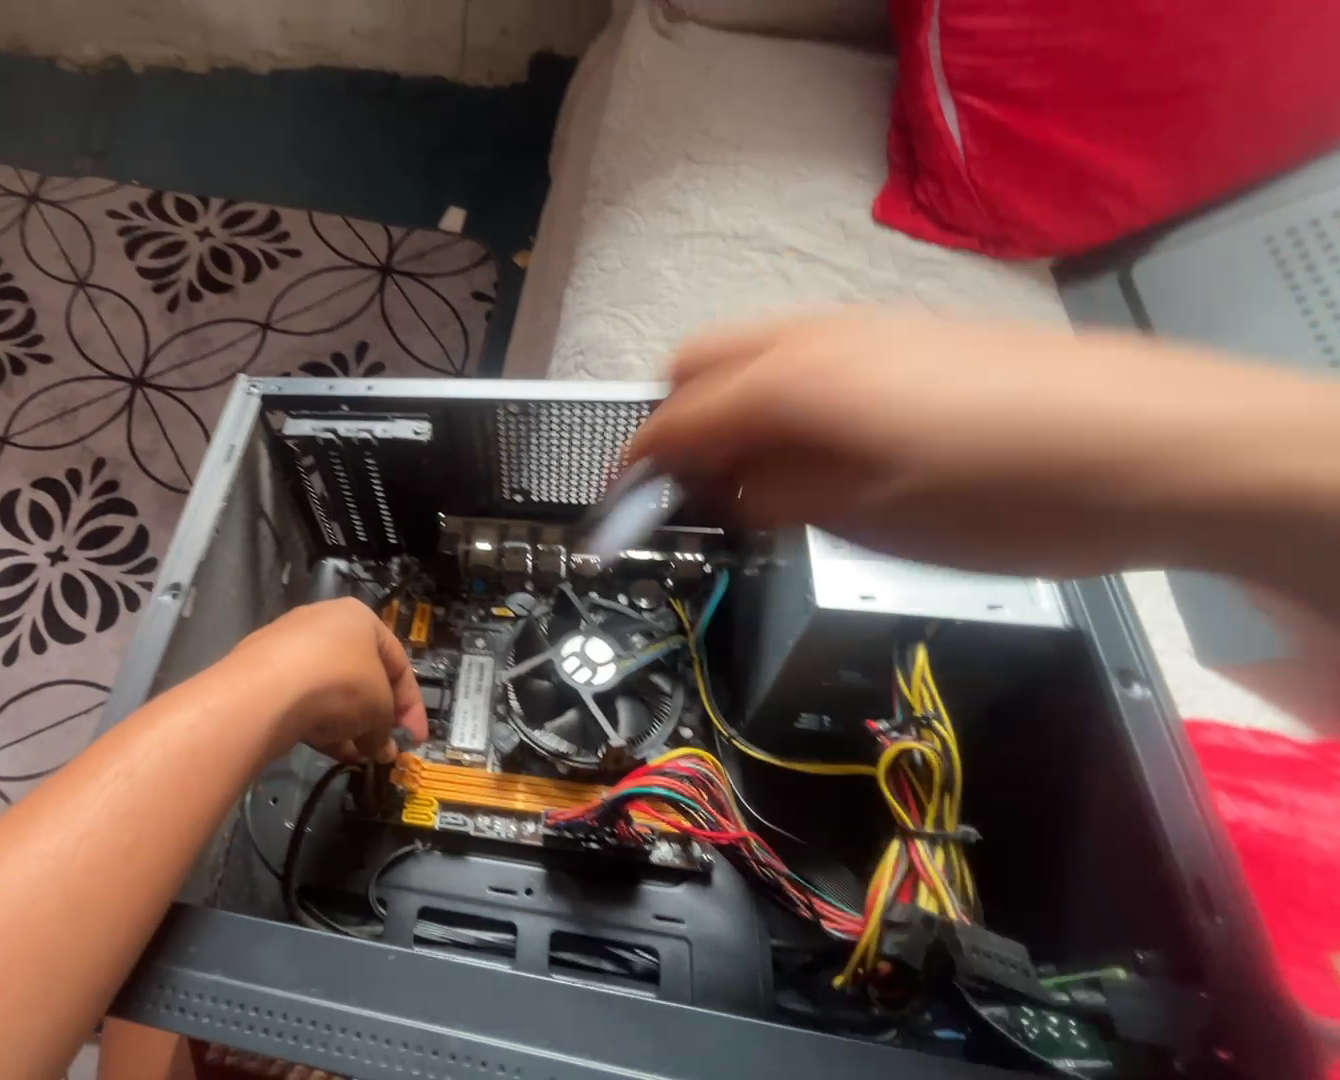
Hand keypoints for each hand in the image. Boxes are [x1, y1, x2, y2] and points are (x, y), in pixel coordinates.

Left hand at [229, 598, 427, 763]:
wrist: (265, 692)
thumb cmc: (340, 685)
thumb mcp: (380, 709)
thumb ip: (386, 727)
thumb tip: (380, 747)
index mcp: (360, 617)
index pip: (398, 663)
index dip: (411, 706)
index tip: (414, 739)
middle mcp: (324, 623)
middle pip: (362, 676)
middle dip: (376, 718)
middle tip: (383, 750)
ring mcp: (290, 646)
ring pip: (331, 690)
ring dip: (349, 725)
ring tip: (357, 756)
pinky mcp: (264, 672)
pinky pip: (302, 698)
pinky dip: (319, 722)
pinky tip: (328, 749)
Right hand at [629, 310, 1339, 581]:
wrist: (1168, 446)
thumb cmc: (1003, 499)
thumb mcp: (861, 521)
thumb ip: (767, 500)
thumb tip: (721, 494)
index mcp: (787, 386)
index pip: (673, 421)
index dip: (636, 467)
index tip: (621, 505)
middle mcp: (809, 337)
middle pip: (693, 361)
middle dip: (674, 420)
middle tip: (691, 482)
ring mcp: (859, 324)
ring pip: (745, 347)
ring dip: (723, 400)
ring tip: (753, 465)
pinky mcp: (903, 330)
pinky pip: (798, 348)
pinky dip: (773, 389)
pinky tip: (818, 437)